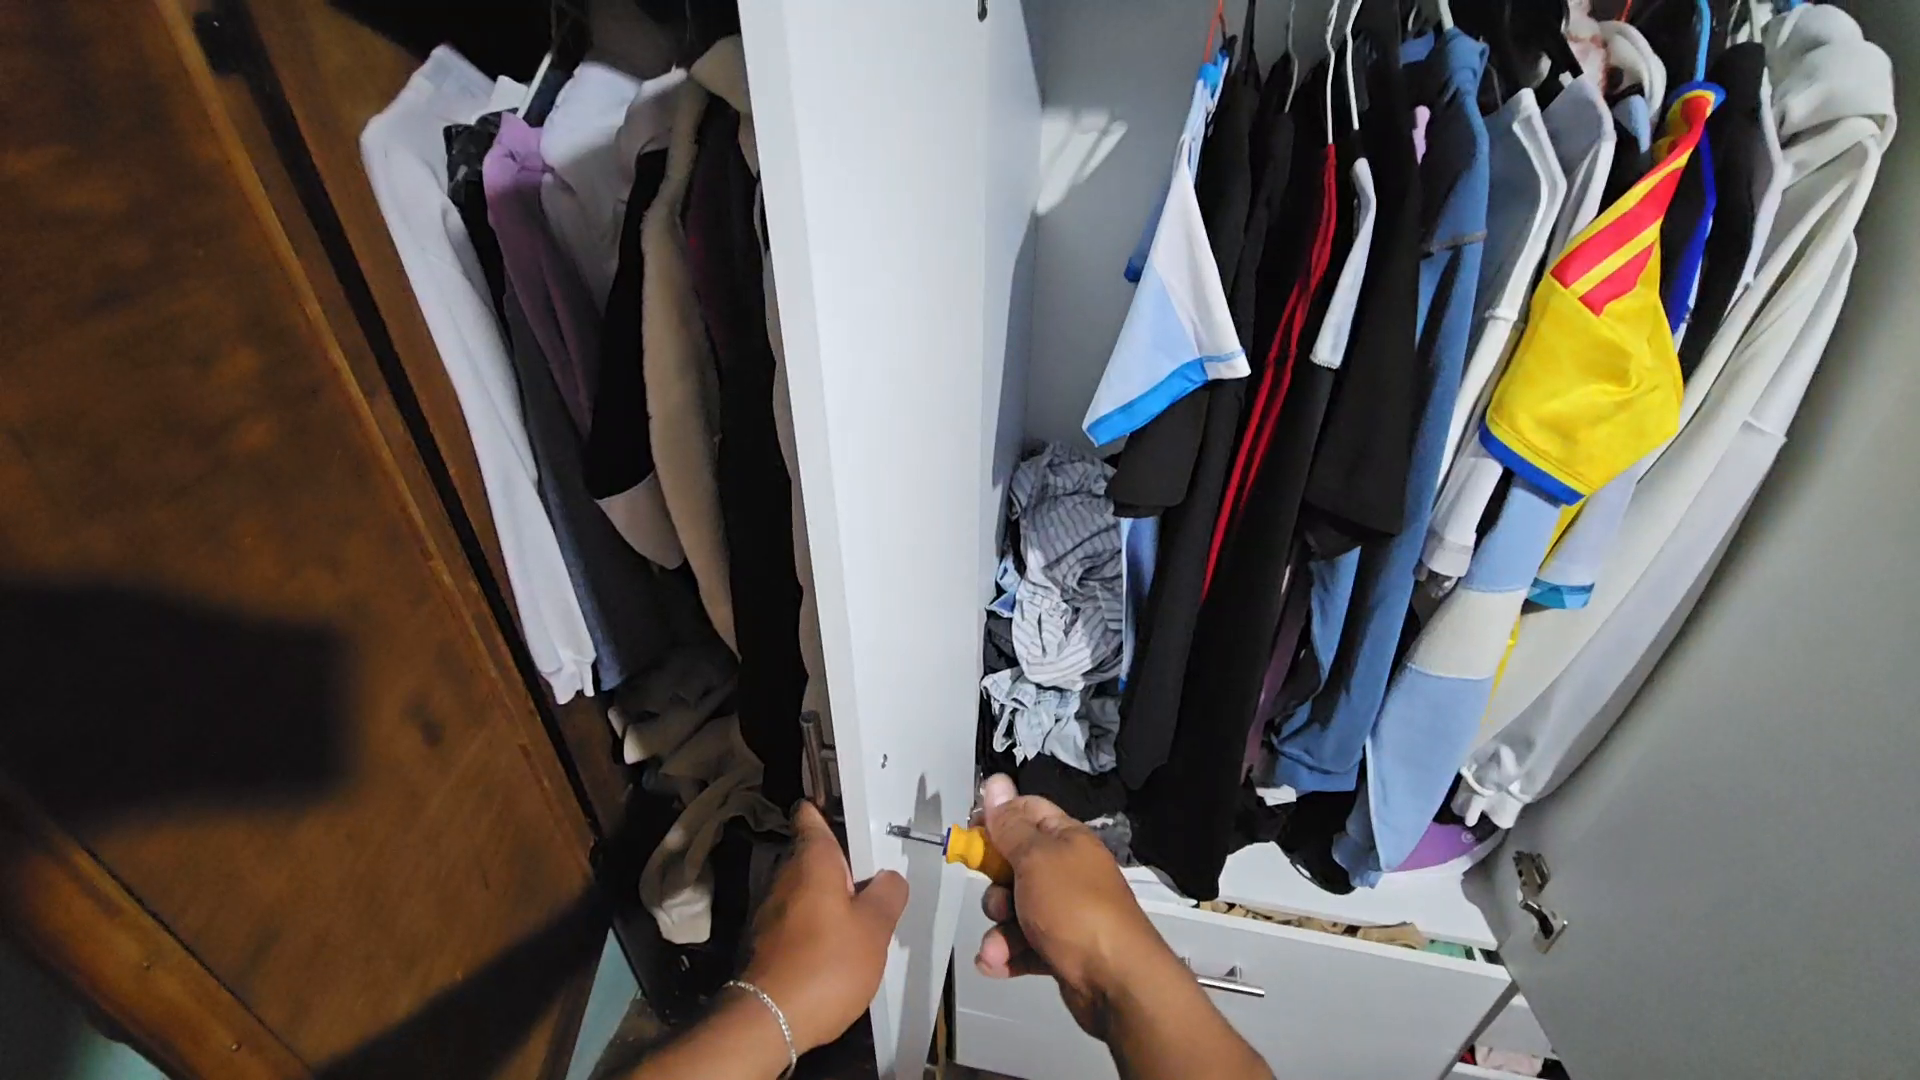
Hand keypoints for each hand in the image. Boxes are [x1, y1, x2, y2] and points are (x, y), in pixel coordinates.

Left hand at [740, 802, 908, 1053]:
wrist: (769, 1021)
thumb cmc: (825, 964)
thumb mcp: (875, 928)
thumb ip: (888, 894)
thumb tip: (889, 878)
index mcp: (812, 859)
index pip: (809, 814)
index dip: (825, 806)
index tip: (846, 809)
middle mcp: (785, 875)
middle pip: (813, 854)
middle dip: (840, 863)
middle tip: (873, 875)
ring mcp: (770, 909)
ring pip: (805, 888)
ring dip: (828, 897)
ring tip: (861, 914)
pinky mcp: (765, 941)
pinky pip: (797, 918)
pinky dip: (815, 924)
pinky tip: (837, 946)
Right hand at [972, 775, 1178, 1037]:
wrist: (1117, 982)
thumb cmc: (1073, 907)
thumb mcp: (1036, 858)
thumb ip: (1011, 825)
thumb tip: (996, 781)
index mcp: (1066, 839)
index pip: (1027, 810)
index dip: (997, 817)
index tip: (971, 832)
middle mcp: (1066, 870)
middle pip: (1015, 864)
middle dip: (994, 885)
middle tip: (997, 899)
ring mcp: (1064, 911)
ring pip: (1015, 908)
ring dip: (998, 928)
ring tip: (997, 947)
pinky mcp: (1060, 948)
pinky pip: (1024, 943)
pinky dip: (1008, 954)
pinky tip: (996, 965)